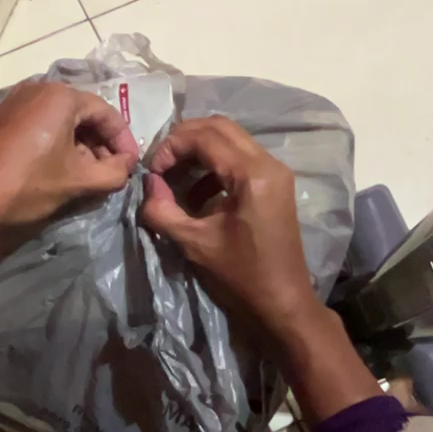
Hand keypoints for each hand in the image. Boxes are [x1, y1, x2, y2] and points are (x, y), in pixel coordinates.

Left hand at [0, 81, 140, 233]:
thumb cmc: (26, 184)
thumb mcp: (77, 180)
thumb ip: (112, 173)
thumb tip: (126, 167)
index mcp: (60, 95)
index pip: (106, 113)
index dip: (124, 141)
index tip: (131, 167)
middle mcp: (37, 90)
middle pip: (82, 115)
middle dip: (101, 145)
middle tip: (112, 174)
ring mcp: (14, 104)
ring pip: (60, 123)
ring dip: (79, 149)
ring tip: (88, 178)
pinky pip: (39, 128)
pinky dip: (56, 148)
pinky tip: (59, 174)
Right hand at [139, 116, 319, 330]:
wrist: (283, 304)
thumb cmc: (241, 276)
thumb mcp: (194, 243)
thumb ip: (163, 210)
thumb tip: (148, 184)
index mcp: (252, 175)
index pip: (204, 137)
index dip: (171, 147)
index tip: (152, 172)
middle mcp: (268, 163)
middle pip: (219, 127)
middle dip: (184, 140)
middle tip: (161, 165)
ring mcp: (275, 172)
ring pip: (229, 139)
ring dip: (198, 151)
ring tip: (174, 179)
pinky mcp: (274, 184)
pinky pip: (239, 157)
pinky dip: (213, 165)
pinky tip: (196, 195)